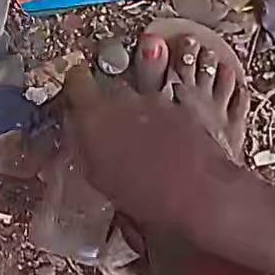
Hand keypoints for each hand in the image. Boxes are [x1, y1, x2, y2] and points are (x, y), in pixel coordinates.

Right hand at [60, 67, 241, 240]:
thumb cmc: (140, 194)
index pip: (78, 79)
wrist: (198, 194)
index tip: (77, 96)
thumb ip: (82, 143)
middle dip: (109, 106)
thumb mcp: (96, 174)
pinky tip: (167, 147)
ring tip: (144, 143)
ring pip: (140, 100)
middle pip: (110, 90)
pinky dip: (163, 122)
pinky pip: (165, 109)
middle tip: (111, 131)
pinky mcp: (184, 108)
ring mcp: (157, 100)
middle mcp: (125, 98)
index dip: (76, 85)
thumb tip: (77, 128)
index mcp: (96, 112)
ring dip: (139, 114)